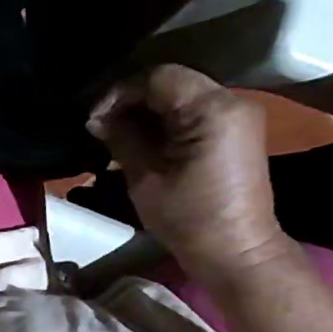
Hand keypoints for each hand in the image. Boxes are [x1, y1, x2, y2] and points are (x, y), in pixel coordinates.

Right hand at [88, 65, 287, 280]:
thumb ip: (121, 139)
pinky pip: (196, 112)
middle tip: (102, 124)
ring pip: (183, 95)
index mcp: (211, 109)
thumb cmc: (190, 220)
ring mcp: (238, 115)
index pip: (157, 78)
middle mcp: (231, 101)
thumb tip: (98, 119)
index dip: (119, 92)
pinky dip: (168, 120)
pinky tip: (145, 140)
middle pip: (172, 82)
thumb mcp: (146, 179)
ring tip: (119, 133)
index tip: (94, 118)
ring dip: (148, 110)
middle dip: (133, 100)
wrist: (238, 253)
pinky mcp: (238, 131)